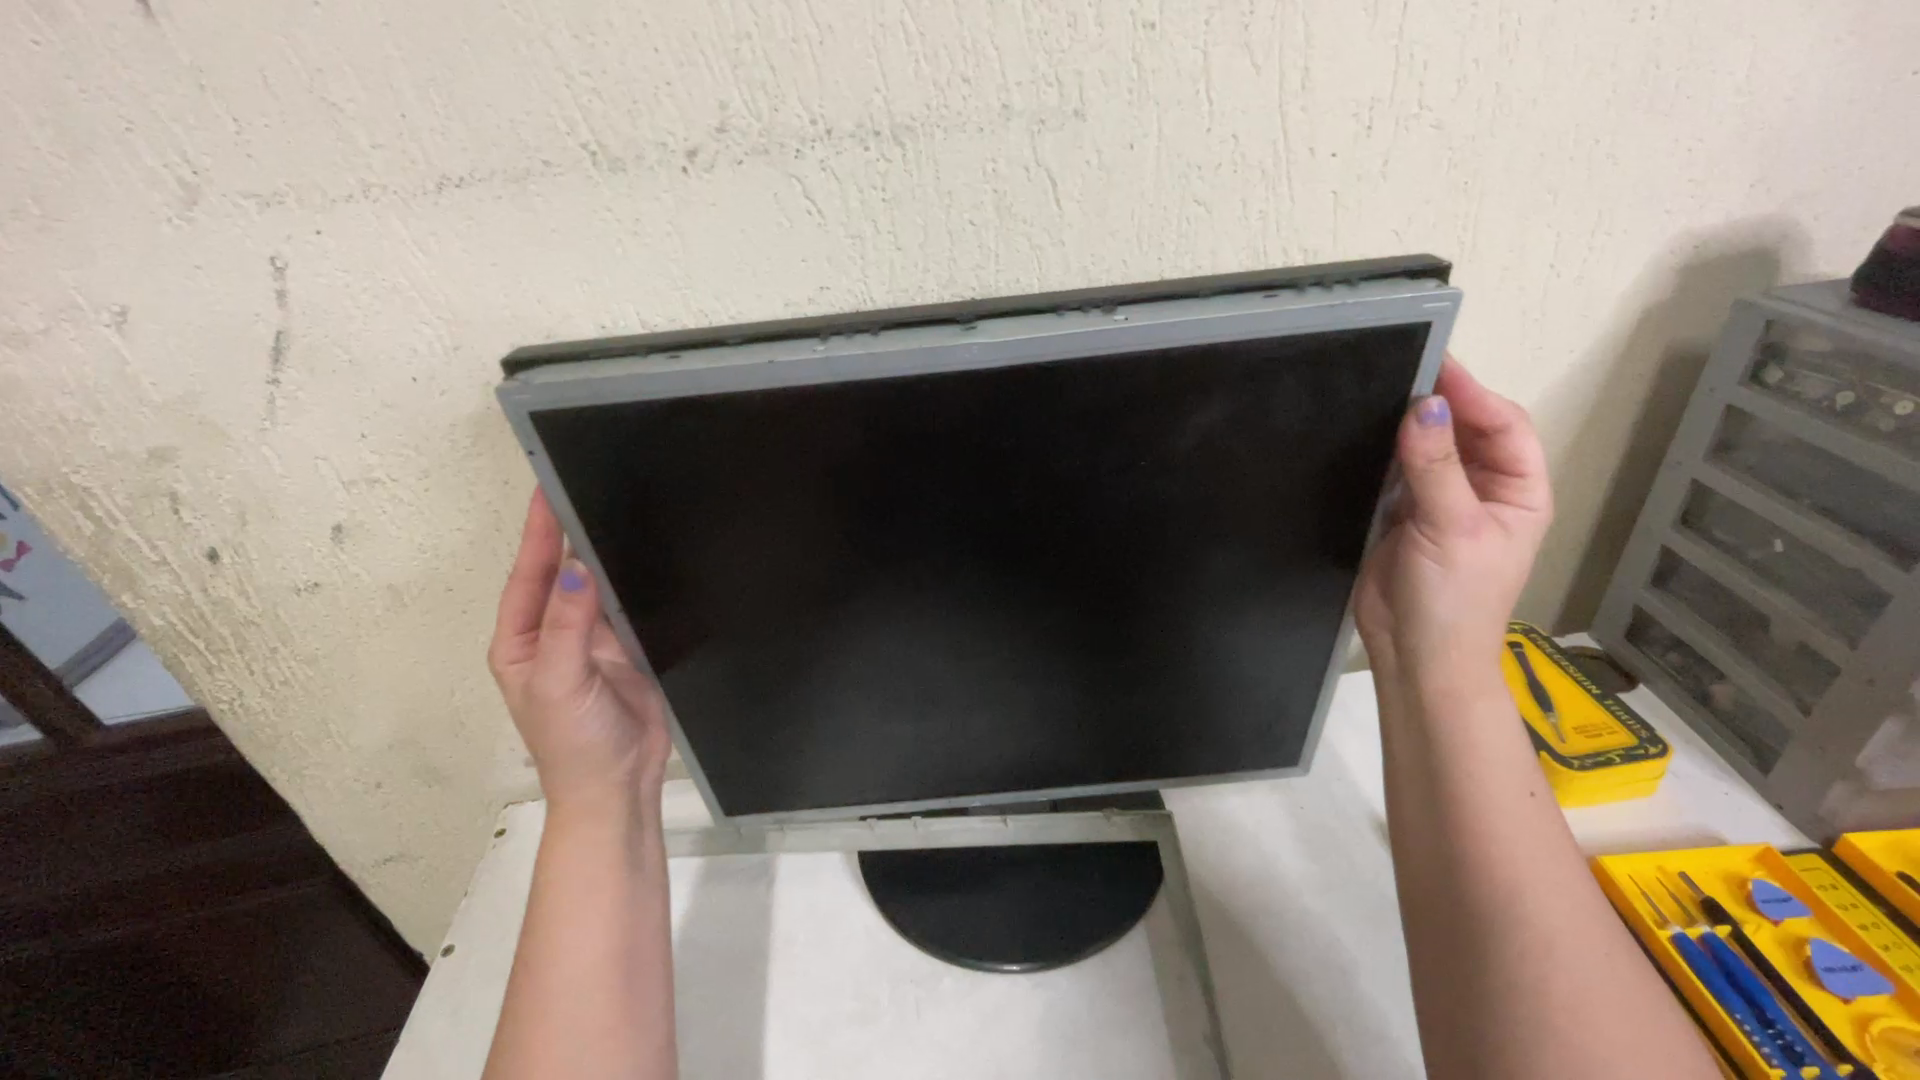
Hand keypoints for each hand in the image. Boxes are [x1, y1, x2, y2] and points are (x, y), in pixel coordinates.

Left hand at [489, 491, 673, 810]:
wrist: (619, 786)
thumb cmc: (574, 743)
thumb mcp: (562, 682)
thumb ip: (568, 624)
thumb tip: (575, 566)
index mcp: (522, 640)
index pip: (528, 574)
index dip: (538, 531)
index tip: (551, 488)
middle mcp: (554, 633)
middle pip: (561, 573)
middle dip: (570, 533)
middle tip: (587, 485)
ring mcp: (593, 640)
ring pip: (598, 586)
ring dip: (606, 553)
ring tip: (619, 509)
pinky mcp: (627, 648)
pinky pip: (629, 604)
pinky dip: (636, 580)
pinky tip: (647, 555)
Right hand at [1355, 357, 1552, 687]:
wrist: (1416, 654)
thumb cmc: (1455, 599)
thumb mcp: (1452, 528)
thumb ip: (1435, 466)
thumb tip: (1423, 406)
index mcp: (1518, 490)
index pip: (1502, 425)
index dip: (1472, 394)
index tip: (1434, 364)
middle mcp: (1482, 489)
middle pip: (1463, 430)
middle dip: (1438, 403)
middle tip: (1400, 369)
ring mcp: (1438, 501)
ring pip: (1425, 448)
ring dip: (1405, 425)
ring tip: (1375, 393)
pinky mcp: (1398, 514)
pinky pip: (1393, 471)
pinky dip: (1380, 452)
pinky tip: (1360, 433)